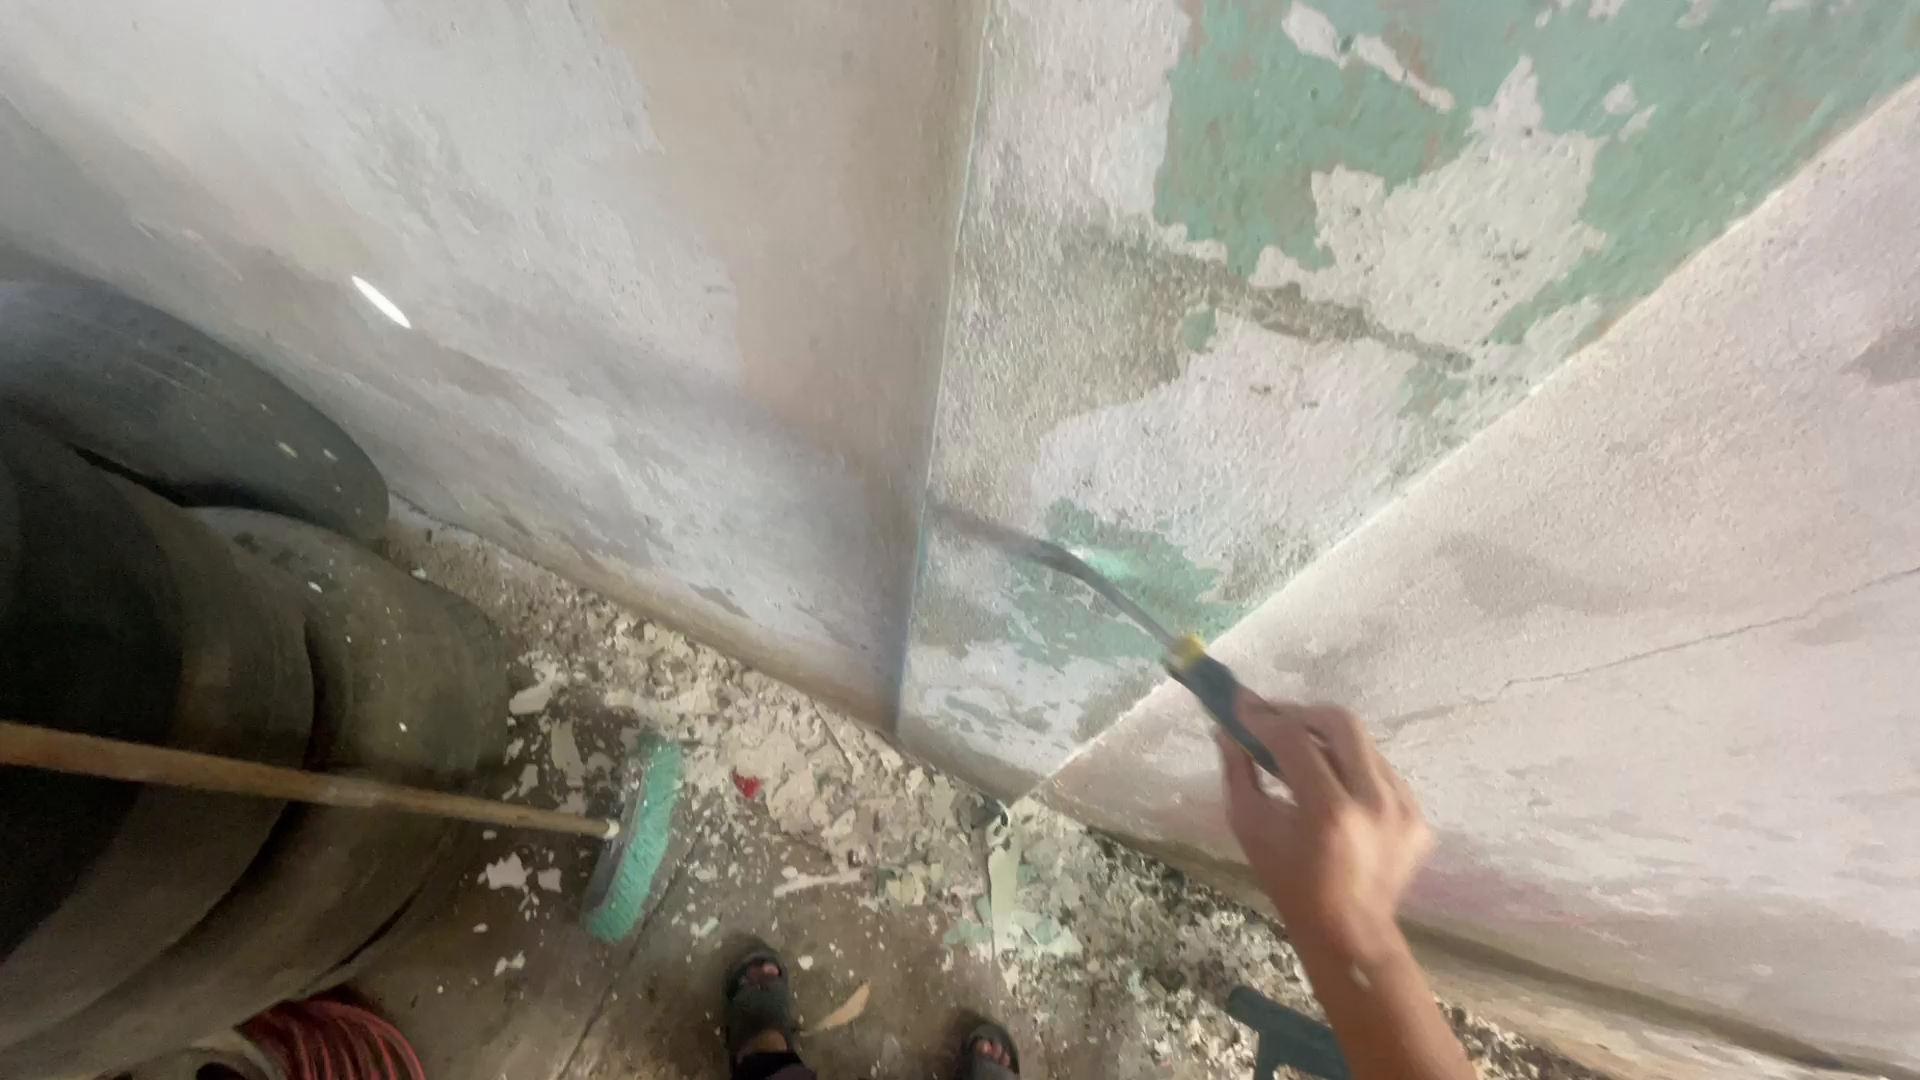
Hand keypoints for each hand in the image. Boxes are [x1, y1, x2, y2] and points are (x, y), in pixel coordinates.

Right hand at [1217, 690, 1432, 962]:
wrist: (1349, 930)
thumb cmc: (1289, 879)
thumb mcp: (1249, 824)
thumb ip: (1237, 769)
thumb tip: (1225, 728)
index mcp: (1329, 810)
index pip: (1294, 740)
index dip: (1263, 717)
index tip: (1240, 704)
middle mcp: (1374, 802)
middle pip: (1341, 723)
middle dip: (1302, 712)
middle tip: (1275, 719)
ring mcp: (1404, 808)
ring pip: (1362, 743)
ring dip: (1325, 738)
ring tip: (1299, 750)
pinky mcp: (1418, 815)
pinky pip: (1379, 769)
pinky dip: (1350, 765)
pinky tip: (1330, 782)